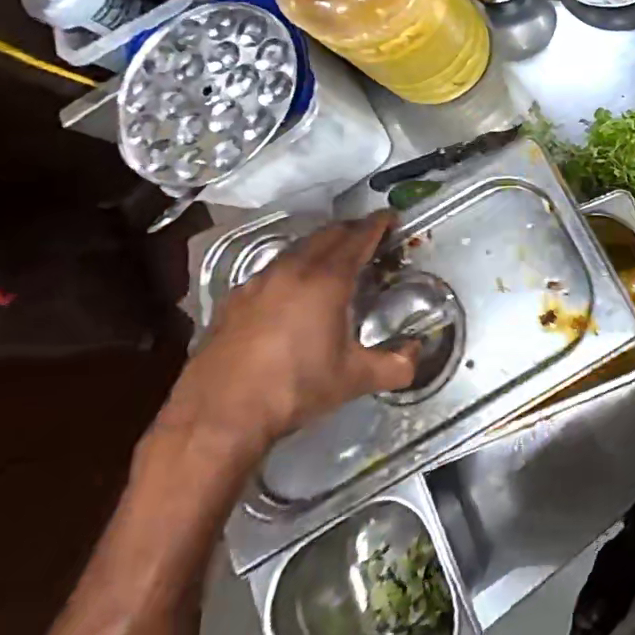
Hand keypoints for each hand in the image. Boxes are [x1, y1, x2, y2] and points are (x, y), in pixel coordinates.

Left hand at [164, 211, 416, 450]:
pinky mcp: (234, 300)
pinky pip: (272, 270)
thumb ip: (396, 365)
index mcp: (326, 280)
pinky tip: (293, 290)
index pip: (358, 238)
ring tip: (335, 259)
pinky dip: (293, 267)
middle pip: (327, 235)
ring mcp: (257, 283)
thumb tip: (417, 355)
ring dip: (320, 246)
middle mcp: (291, 270)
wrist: (217, 417)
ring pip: (297, 249)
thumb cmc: (293, 390)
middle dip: (351, 230)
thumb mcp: (354, 379)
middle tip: (370, 236)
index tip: (391, 218)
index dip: (378, 225)